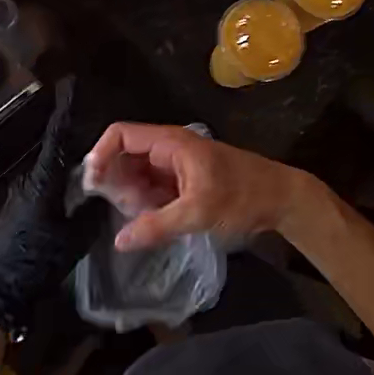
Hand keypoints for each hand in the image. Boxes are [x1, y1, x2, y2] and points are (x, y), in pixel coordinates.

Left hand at [0, 78, 105, 327]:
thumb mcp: (75, 236)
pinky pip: (49, 185)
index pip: (57, 137)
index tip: (70, 86)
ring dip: (75, 166)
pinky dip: (66, 182)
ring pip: (55, 170)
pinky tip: (83, 192)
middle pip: (58, 151)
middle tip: (110, 139)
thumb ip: (93, 209)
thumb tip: (105, 192)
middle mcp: (30, 181)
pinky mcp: (21, 208)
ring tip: (104, 167)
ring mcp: (23, 194)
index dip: (65, 111)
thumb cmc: (36, 259)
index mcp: (43, 181)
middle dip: (81, 142)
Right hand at [83, 122, 318, 251]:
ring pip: (138, 175)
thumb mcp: (199, 212)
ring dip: (135, 197)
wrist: (280, 198)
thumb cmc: (242, 196)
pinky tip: (157, 222)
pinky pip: (154, 187)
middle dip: (119, 184)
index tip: (93, 186)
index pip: (121, 134)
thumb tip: (120, 240)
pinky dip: (149, 203)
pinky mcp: (185, 181)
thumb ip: (156, 225)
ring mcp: (177, 165)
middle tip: (130, 211)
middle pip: (125, 156)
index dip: (100, 155)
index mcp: (171, 143)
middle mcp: (170, 148)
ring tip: (148, 220)